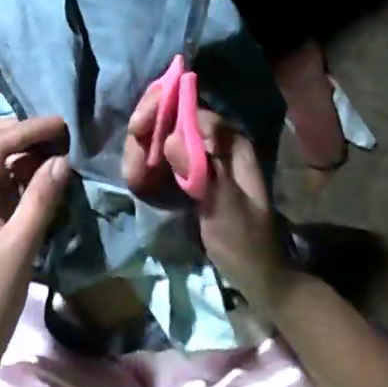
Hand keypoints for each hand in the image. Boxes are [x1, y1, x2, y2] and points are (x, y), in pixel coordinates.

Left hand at [0, 116, 72, 365]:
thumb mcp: (20, 247)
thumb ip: (41, 199)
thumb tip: (62, 159)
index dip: (31, 129)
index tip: (64, 124)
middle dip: (23, 132)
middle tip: (61, 134)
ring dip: (22, 150)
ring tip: (57, 148)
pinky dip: (20, 170)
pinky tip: (43, 173)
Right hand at [122, 88, 290, 311]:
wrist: (255, 276)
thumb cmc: (246, 243)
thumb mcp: (228, 211)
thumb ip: (204, 174)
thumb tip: (172, 140)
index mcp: (231, 142)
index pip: (192, 110)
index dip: (162, 111)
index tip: (138, 129)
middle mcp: (214, 140)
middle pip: (172, 115)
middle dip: (146, 131)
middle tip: (132, 163)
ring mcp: (199, 154)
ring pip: (160, 133)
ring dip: (141, 149)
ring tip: (134, 178)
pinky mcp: (188, 169)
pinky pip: (160, 153)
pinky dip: (144, 163)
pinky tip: (138, 179)